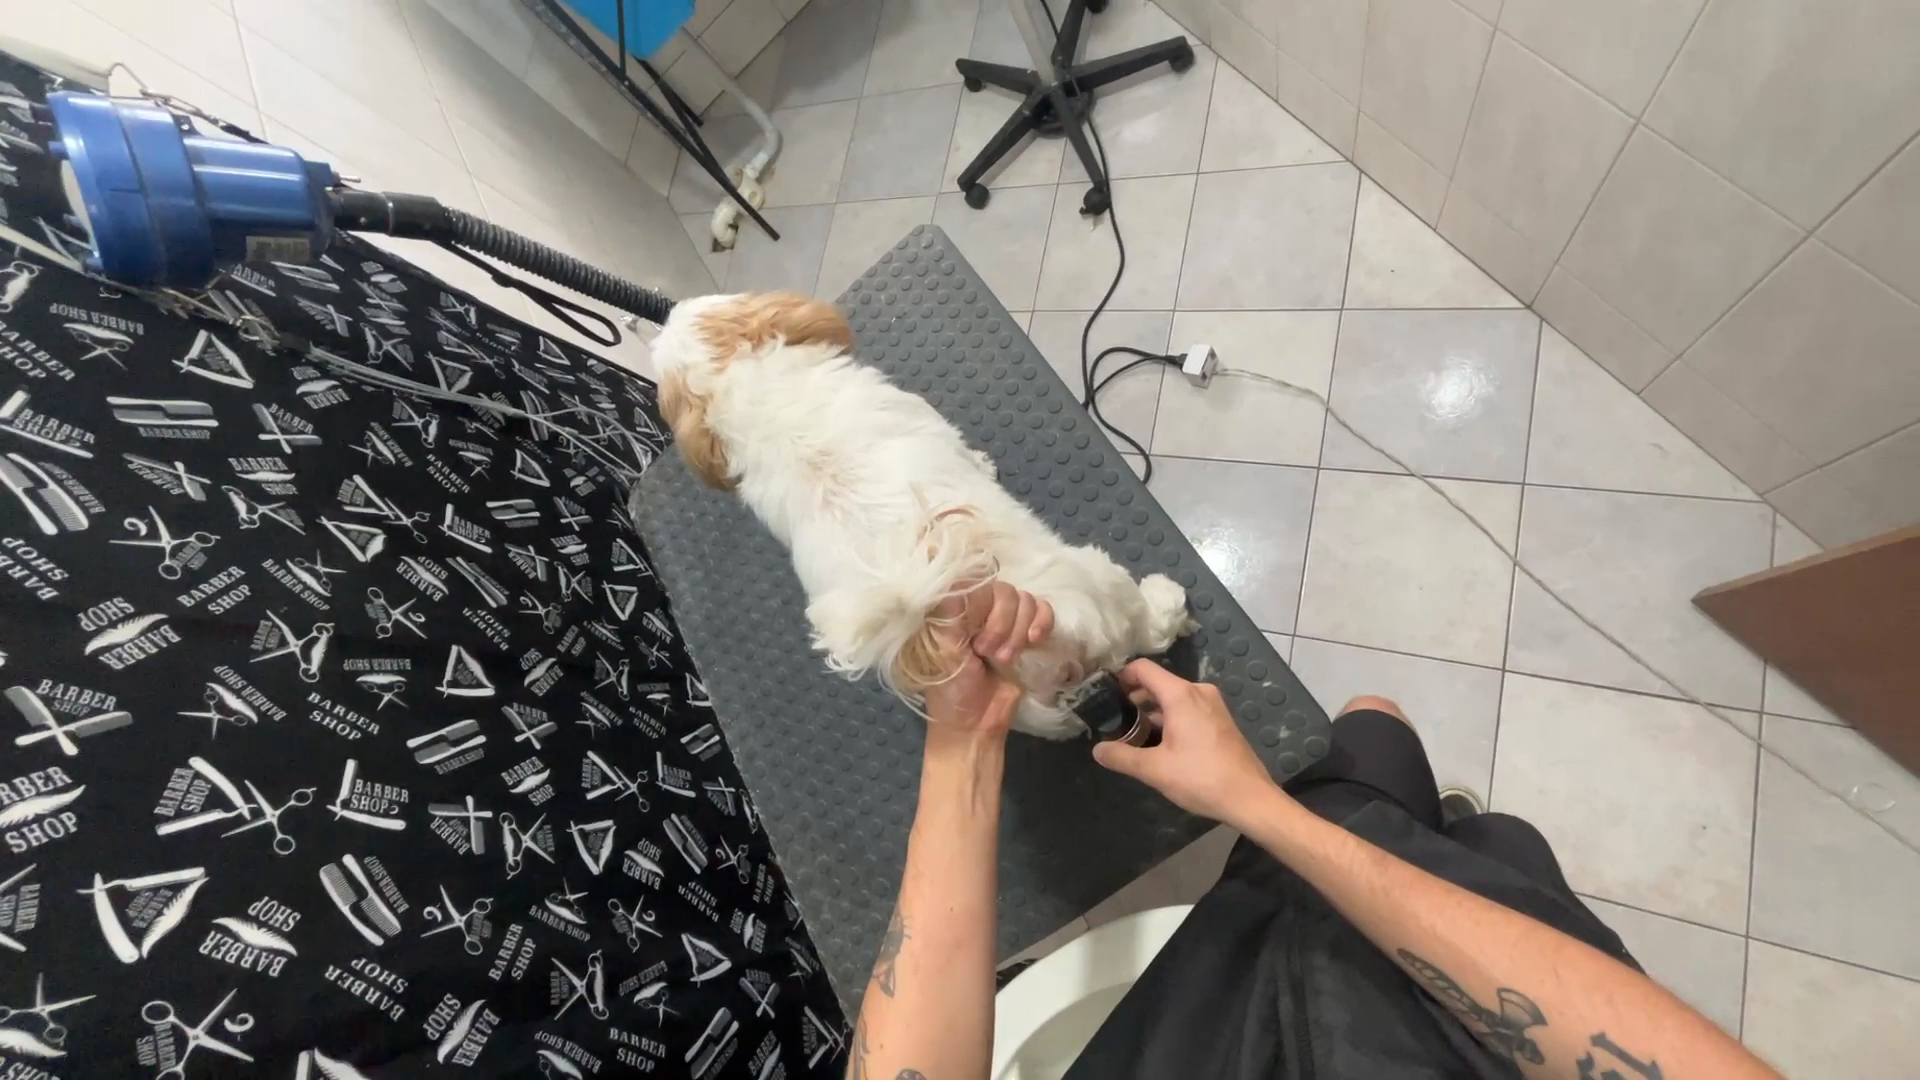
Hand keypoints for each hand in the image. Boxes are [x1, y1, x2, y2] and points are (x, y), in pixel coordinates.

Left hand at [922, 582, 1053, 734]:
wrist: (977, 725)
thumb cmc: (952, 691)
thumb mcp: (944, 653)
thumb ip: (948, 616)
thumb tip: (954, 582)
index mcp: (956, 611)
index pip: (979, 584)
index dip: (984, 609)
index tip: (977, 641)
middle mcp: (980, 610)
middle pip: (1005, 591)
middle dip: (1002, 626)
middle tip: (988, 654)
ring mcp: (1005, 621)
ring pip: (1025, 600)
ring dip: (1018, 631)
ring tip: (1004, 660)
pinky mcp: (1026, 633)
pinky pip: (1043, 610)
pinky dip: (1042, 622)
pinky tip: (1034, 640)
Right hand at [1091, 658, 1281, 827]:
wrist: (1251, 799)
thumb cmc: (1201, 778)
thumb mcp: (1154, 769)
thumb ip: (1122, 756)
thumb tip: (1097, 750)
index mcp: (1181, 695)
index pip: (1143, 668)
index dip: (1121, 676)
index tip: (1106, 694)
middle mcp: (1198, 692)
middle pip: (1158, 682)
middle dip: (1134, 697)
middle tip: (1115, 718)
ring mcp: (1212, 705)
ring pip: (1173, 696)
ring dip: (1152, 709)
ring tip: (1134, 732)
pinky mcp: (1220, 720)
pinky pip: (1188, 708)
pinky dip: (1170, 717)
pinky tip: (1161, 742)